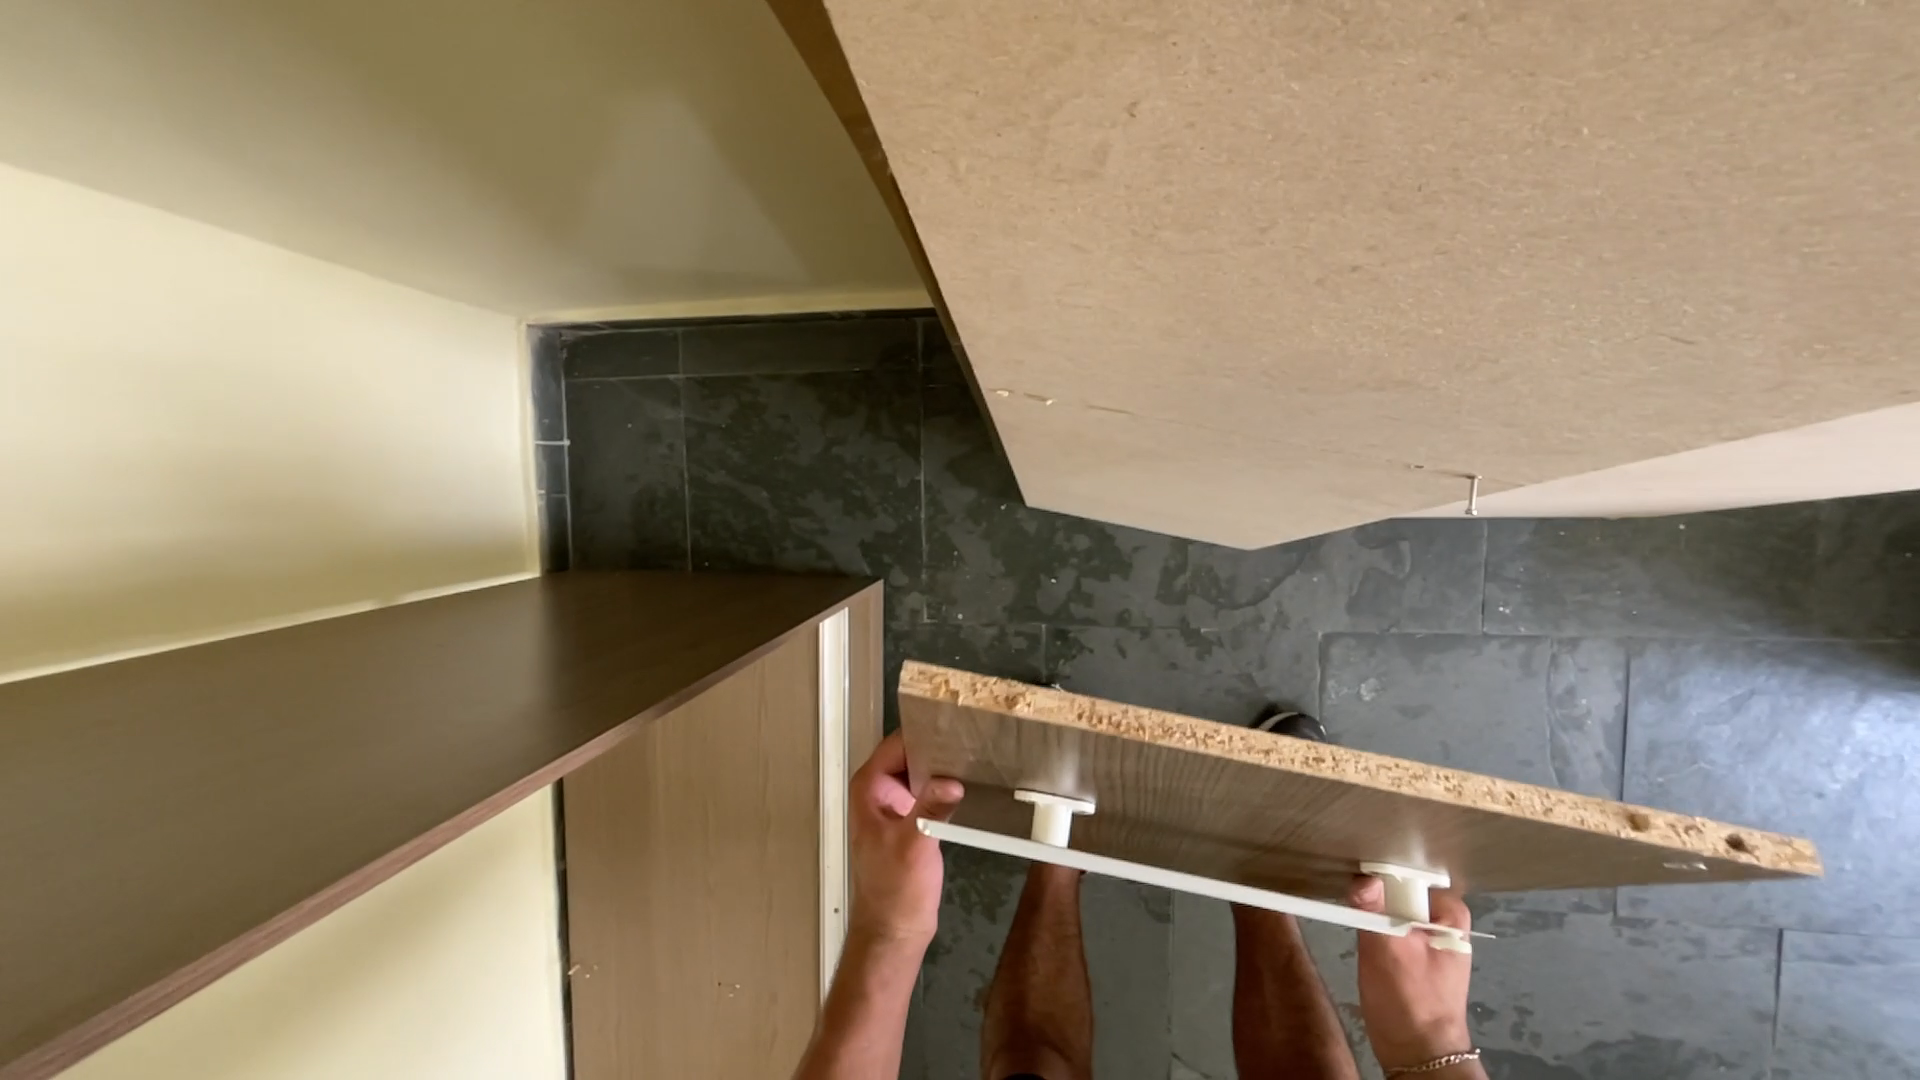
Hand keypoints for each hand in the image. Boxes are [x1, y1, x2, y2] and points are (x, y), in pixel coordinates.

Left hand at [847, 733, 963, 948]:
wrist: (896, 931)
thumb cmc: (896, 888)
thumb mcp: (914, 844)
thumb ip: (931, 809)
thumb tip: (953, 780)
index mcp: (870, 787)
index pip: (896, 744)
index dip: (922, 731)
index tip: (954, 723)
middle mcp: (879, 790)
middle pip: (910, 753)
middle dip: (938, 745)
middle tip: (974, 736)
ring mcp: (895, 805)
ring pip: (921, 772)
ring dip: (944, 766)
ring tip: (977, 753)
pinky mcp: (912, 820)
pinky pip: (929, 791)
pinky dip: (946, 786)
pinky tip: (970, 782)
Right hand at [1349, 876, 1476, 1070]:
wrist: (1414, 1051)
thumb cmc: (1409, 1000)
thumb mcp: (1389, 952)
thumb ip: (1375, 911)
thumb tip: (1363, 878)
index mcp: (1450, 913)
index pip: (1411, 873)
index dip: (1383, 871)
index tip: (1358, 872)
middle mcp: (1441, 918)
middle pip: (1398, 885)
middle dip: (1374, 888)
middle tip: (1351, 893)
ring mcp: (1423, 934)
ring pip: (1389, 902)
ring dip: (1369, 904)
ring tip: (1350, 904)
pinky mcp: (1407, 948)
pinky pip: (1385, 919)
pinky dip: (1369, 918)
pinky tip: (1354, 920)